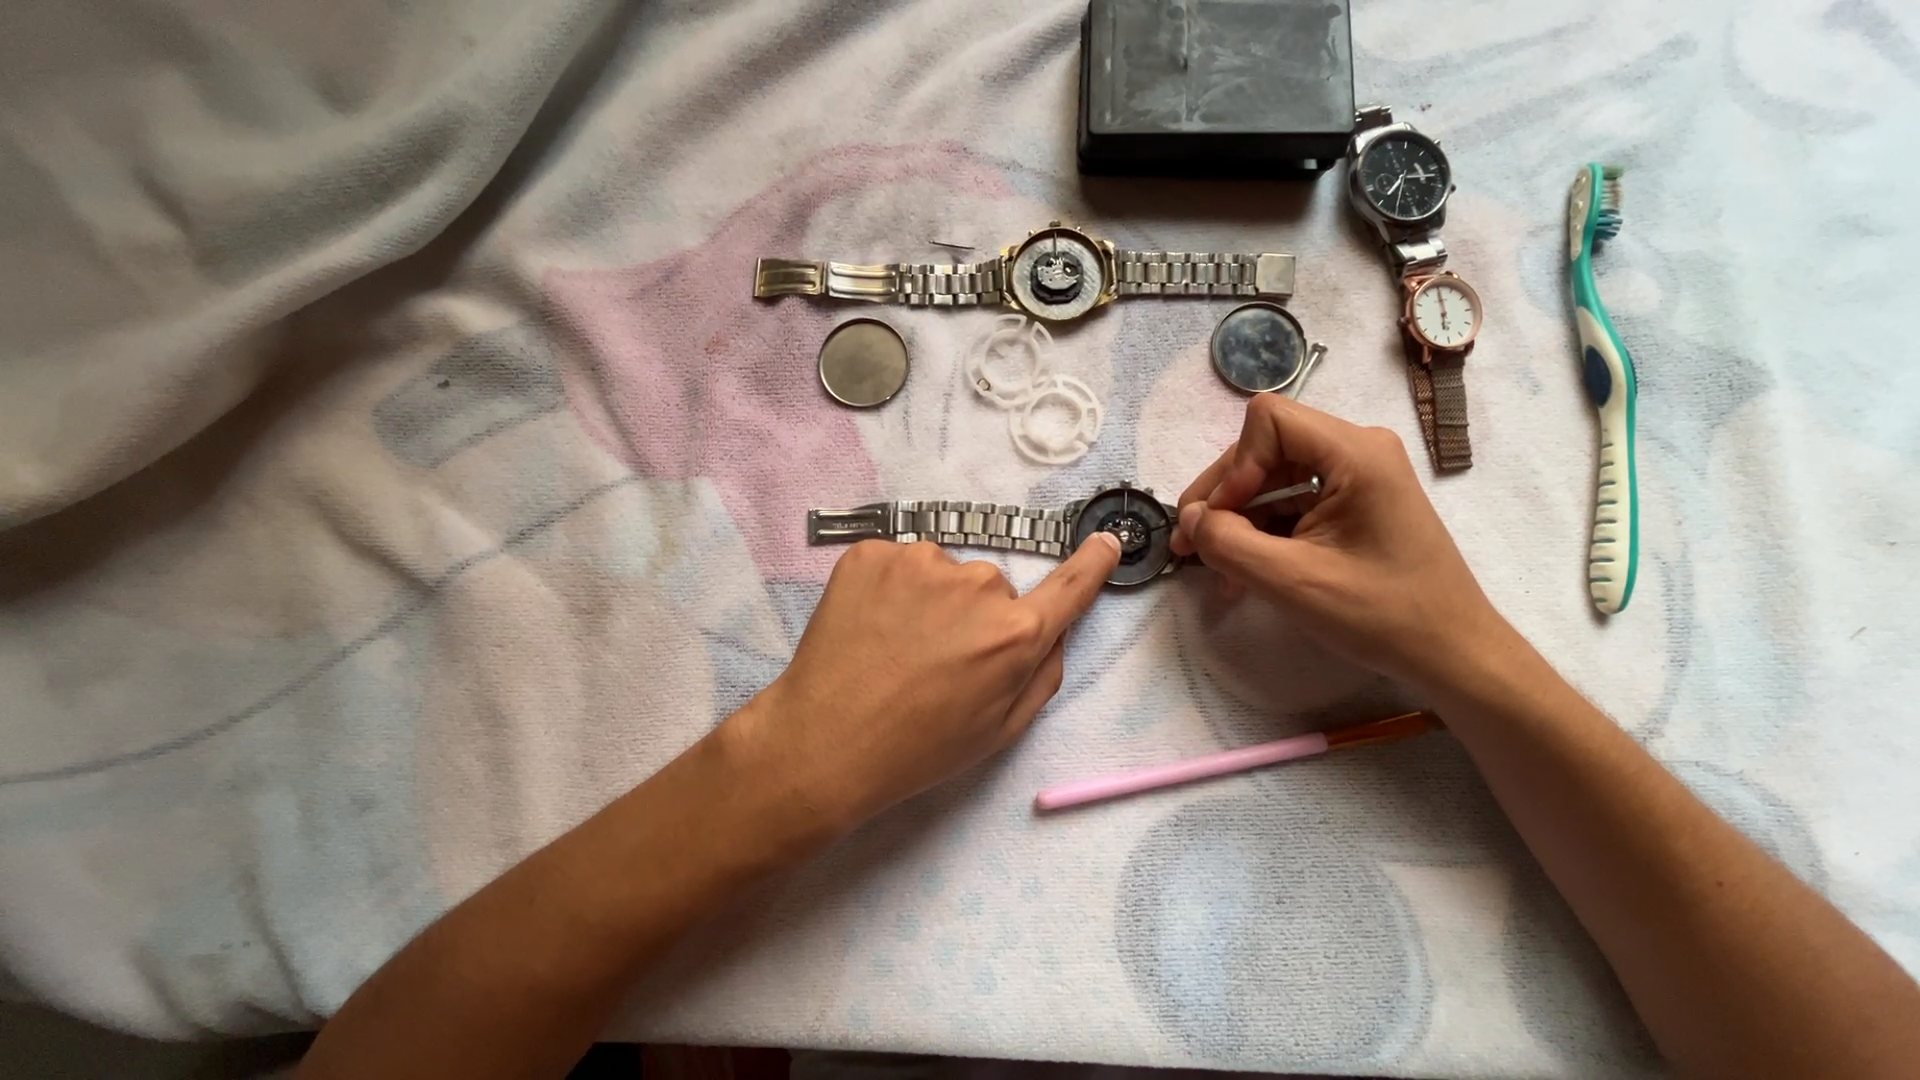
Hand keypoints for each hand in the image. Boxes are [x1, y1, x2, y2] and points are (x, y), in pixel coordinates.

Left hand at [727, 534, 1121, 831]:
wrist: (824, 743)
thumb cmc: (919, 748)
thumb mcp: (1001, 730)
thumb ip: (1044, 673)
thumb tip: (1056, 628)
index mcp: (1016, 634)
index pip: (1069, 587)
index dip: (1092, 564)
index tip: (1106, 541)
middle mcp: (977, 585)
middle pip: (991, 589)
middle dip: (974, 616)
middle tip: (934, 660)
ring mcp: (920, 561)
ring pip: (941, 574)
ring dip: (929, 599)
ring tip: (895, 647)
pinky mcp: (872, 553)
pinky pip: (898, 564)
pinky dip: (889, 588)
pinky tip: (870, 626)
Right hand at [1169, 394, 1511, 692]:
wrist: (1451, 653)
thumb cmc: (1379, 614)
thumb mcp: (1290, 580)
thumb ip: (1226, 542)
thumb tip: (1188, 518)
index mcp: (1355, 453)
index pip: (1268, 421)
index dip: (1233, 468)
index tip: (1219, 520)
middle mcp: (1357, 450)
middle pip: (1264, 448)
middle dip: (1223, 497)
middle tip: (1191, 545)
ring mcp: (1357, 477)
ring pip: (1271, 478)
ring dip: (1237, 520)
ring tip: (1214, 567)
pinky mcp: (1353, 504)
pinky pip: (1291, 502)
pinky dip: (1261, 532)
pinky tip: (1242, 571)